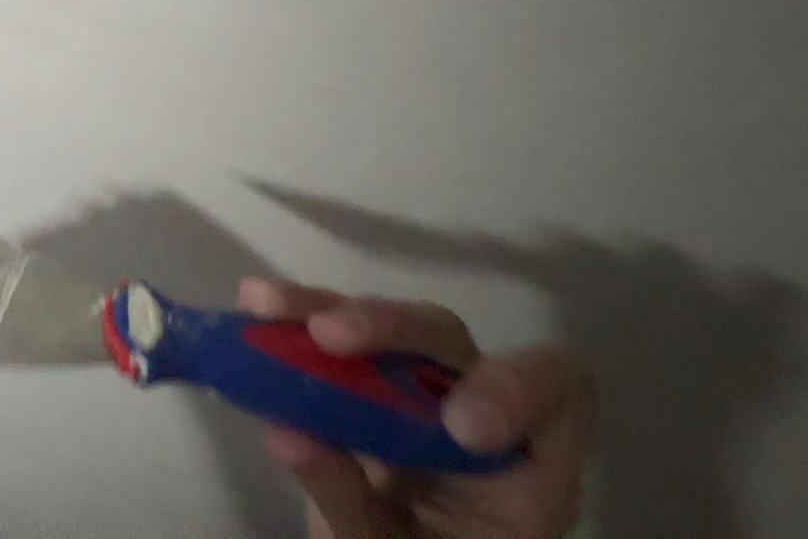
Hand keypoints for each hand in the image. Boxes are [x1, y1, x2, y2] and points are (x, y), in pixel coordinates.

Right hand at [238, 278, 594, 538]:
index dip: (514, 390)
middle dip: (391, 327)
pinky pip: (330, 329)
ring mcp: (408, 387)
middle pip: (450, 341)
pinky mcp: (355, 374)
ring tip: (262, 304)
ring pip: (381, 324)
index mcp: (515, 471)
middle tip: (328, 335)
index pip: (555, 397)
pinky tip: (252, 305)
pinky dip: (290, 315)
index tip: (453, 425)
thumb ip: (348, 503)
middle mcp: (467, 409)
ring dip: (323, 306)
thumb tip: (283, 432)